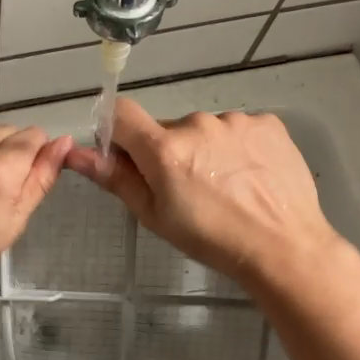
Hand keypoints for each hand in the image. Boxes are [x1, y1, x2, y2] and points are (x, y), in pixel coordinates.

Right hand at [64, 98, 339, 292]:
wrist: (283, 246)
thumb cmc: (211, 239)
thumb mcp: (155, 216)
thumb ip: (117, 179)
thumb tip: (76, 154)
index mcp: (164, 149)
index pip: (121, 113)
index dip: (117, 132)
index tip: (126, 157)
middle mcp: (198, 124)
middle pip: (166, 129)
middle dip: (167, 153)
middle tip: (185, 191)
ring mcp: (236, 121)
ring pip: (204, 131)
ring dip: (204, 151)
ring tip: (223, 188)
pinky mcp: (267, 123)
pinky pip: (237, 130)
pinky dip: (235, 149)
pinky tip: (247, 177)